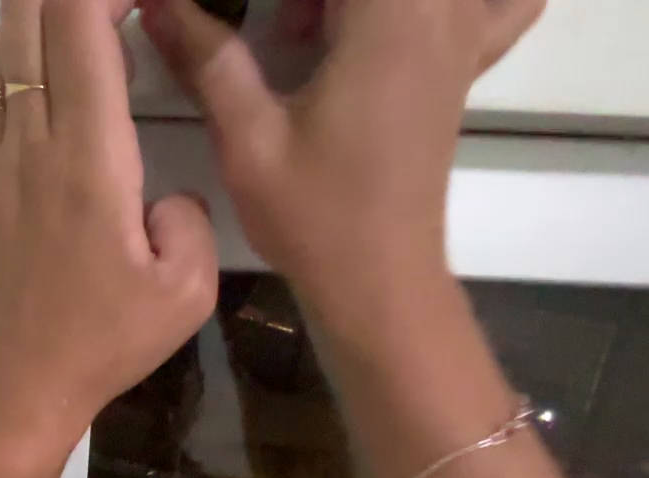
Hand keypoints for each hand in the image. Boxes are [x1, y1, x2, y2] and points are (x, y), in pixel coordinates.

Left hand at [0, 0, 219, 474]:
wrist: (27, 386)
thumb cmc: (107, 343)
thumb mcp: (187, 292)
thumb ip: (193, 218)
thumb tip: (166, 194)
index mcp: (89, 158)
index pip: (80, 21)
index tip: (144, 1)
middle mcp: (32, 145)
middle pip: (28, 15)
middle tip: (116, 22)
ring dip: (37, 33)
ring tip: (82, 63)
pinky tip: (25, 105)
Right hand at [141, 0, 543, 312]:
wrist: (379, 279)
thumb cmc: (313, 218)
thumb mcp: (248, 142)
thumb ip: (208, 60)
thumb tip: (157, 3)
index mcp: (389, 12)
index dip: (279, 0)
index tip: (246, 23)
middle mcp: (441, 4)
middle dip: (304, 4)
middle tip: (275, 34)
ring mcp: (465, 28)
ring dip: (345, 4)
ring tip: (305, 33)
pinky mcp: (466, 60)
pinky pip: (490, 0)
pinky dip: (442, 3)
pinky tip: (393, 24)